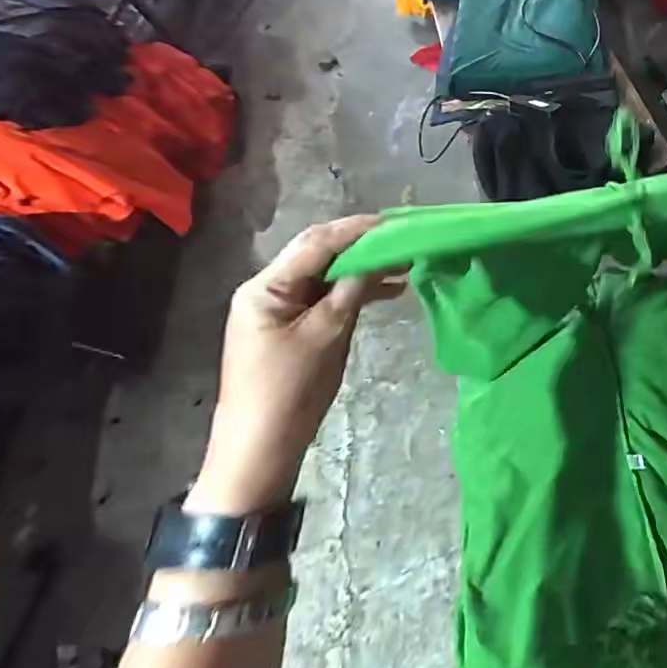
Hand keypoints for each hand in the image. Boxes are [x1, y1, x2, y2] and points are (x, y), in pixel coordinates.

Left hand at [187, 217, 405, 514]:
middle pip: (319, 252)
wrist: (261, 445)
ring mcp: (280, 306)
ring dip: (364, 265)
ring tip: (405, 262)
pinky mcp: (294, 323)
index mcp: (266, 287)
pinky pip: (329, 294)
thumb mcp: (327, 334)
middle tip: (403, 236)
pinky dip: (357, 288)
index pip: (316, 244)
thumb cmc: (289, 389)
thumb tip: (381, 257)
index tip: (395, 222)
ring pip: (327, 272)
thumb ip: (352, 290)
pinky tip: (390, 289)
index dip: (357, 230)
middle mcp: (269, 288)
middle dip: (362, 242)